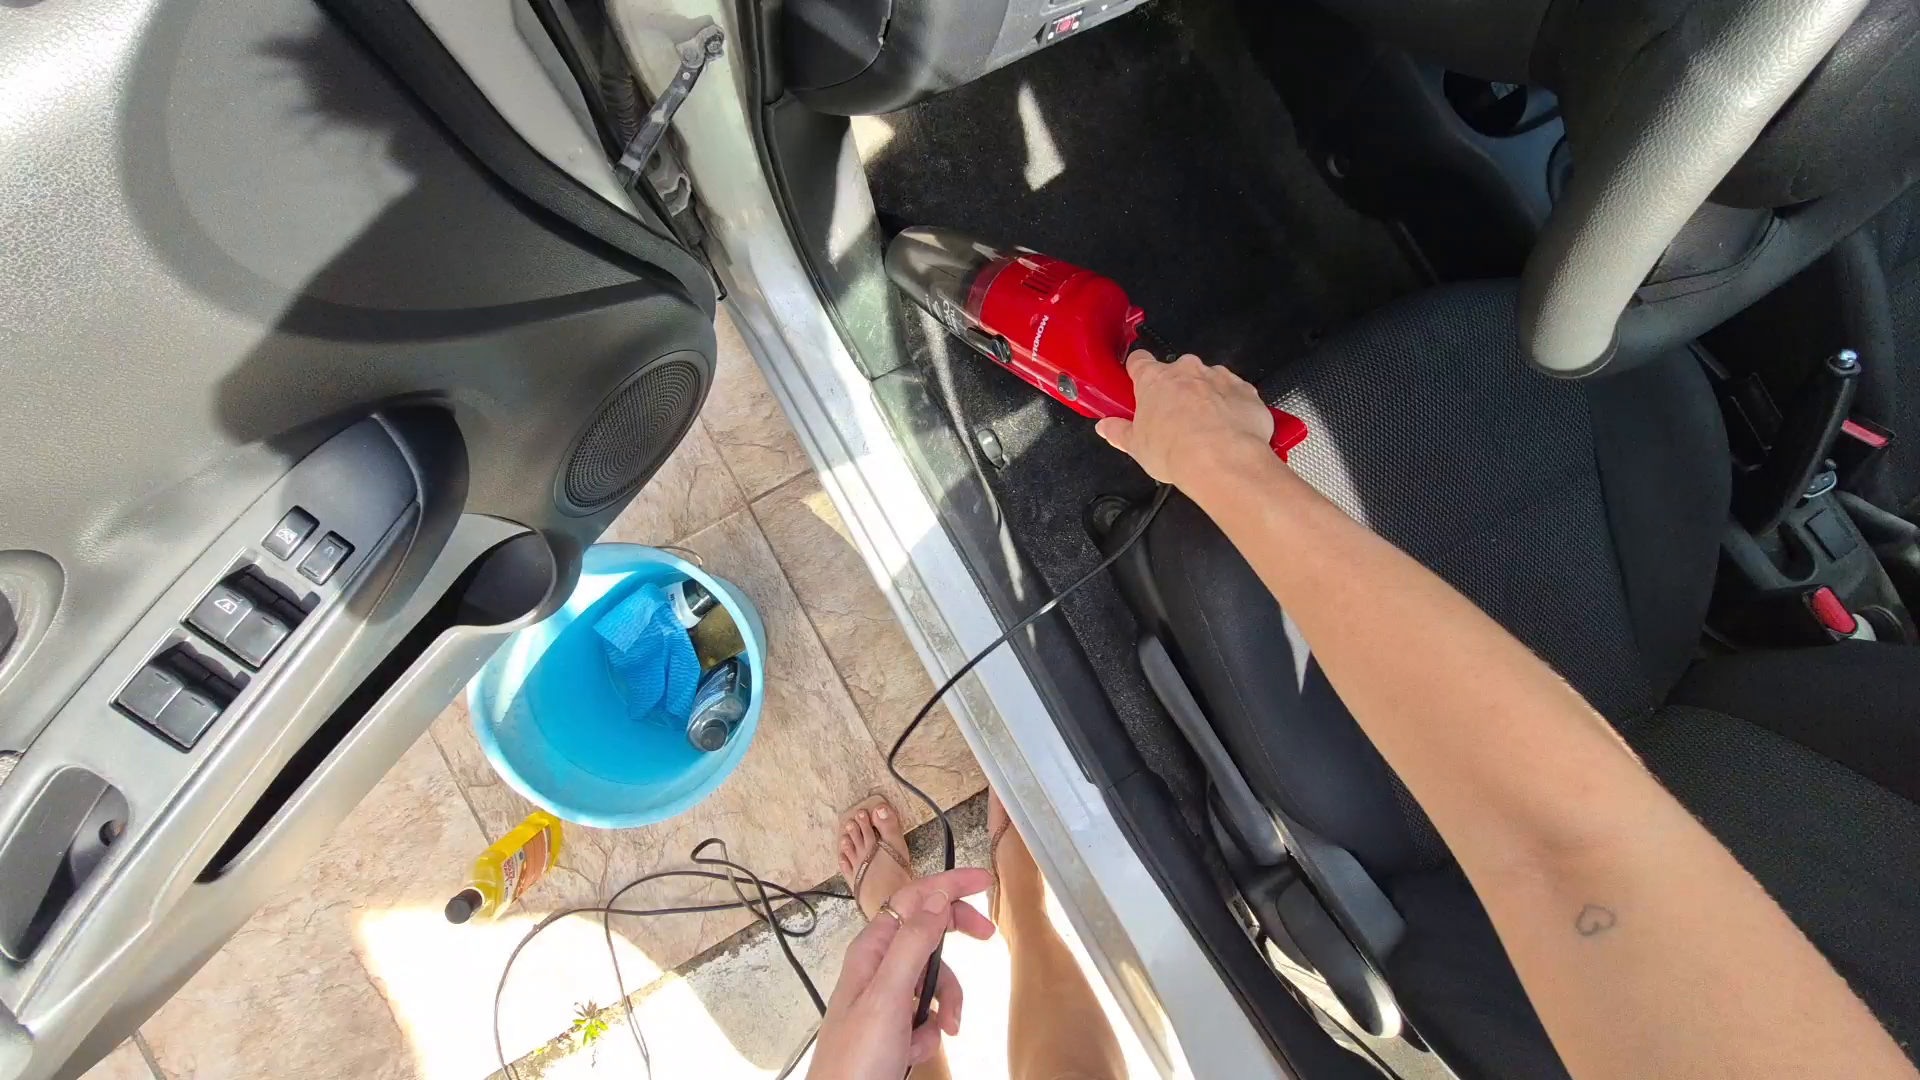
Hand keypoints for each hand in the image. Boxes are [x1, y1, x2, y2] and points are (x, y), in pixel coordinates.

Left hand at [808, 867, 994, 1079]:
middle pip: (927, 929)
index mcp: (874, 947)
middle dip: (956, 936)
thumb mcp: (889, 996)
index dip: (950, 884)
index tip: (984, 880)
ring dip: (946, 1000)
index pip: (916, 897)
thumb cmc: (857, 1059)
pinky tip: (919, 1048)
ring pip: (932, 975)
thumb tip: (938, 896)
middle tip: (987, 936)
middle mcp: (879, 963)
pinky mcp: (892, 1024)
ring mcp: (885, 994)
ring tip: (947, 1028)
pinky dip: (931, 1027)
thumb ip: (914, 942)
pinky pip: (925, 1010)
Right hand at [1096, 351, 1275, 485]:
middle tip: (1172, 419)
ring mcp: (1219, 377)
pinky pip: (1235, 395)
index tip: (1138, 384)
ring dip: (1205, 398)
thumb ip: (1118, 432)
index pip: (1139, 361)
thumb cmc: (1174, 450)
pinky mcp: (1246, 391)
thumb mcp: (1136, 447)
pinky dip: (1231, 408)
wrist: (1222, 460)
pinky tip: (1227, 432)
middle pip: (1176, 372)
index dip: (1137, 372)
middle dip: (1175, 390)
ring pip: (1208, 381)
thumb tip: (1106, 427)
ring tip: (1204, 430)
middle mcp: (1187, 370)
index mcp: (1155, 379)